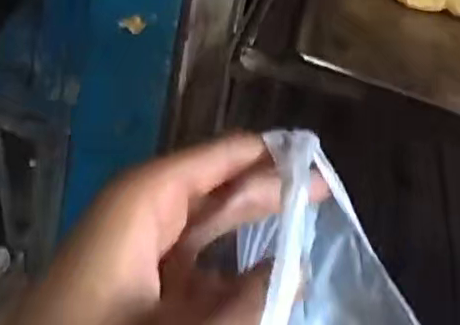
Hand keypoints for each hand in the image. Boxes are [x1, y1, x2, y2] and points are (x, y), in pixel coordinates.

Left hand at [13, 133, 322, 324]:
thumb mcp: (176, 323)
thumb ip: (239, 306)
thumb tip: (294, 273)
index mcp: (147, 197)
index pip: (220, 157)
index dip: (266, 152)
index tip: (313, 151)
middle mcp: (144, 212)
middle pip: (218, 190)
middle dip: (268, 190)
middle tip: (323, 190)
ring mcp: (138, 254)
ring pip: (208, 234)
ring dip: (252, 239)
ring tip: (304, 235)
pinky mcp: (135, 290)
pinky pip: (192, 273)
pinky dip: (228, 279)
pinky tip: (263, 289)